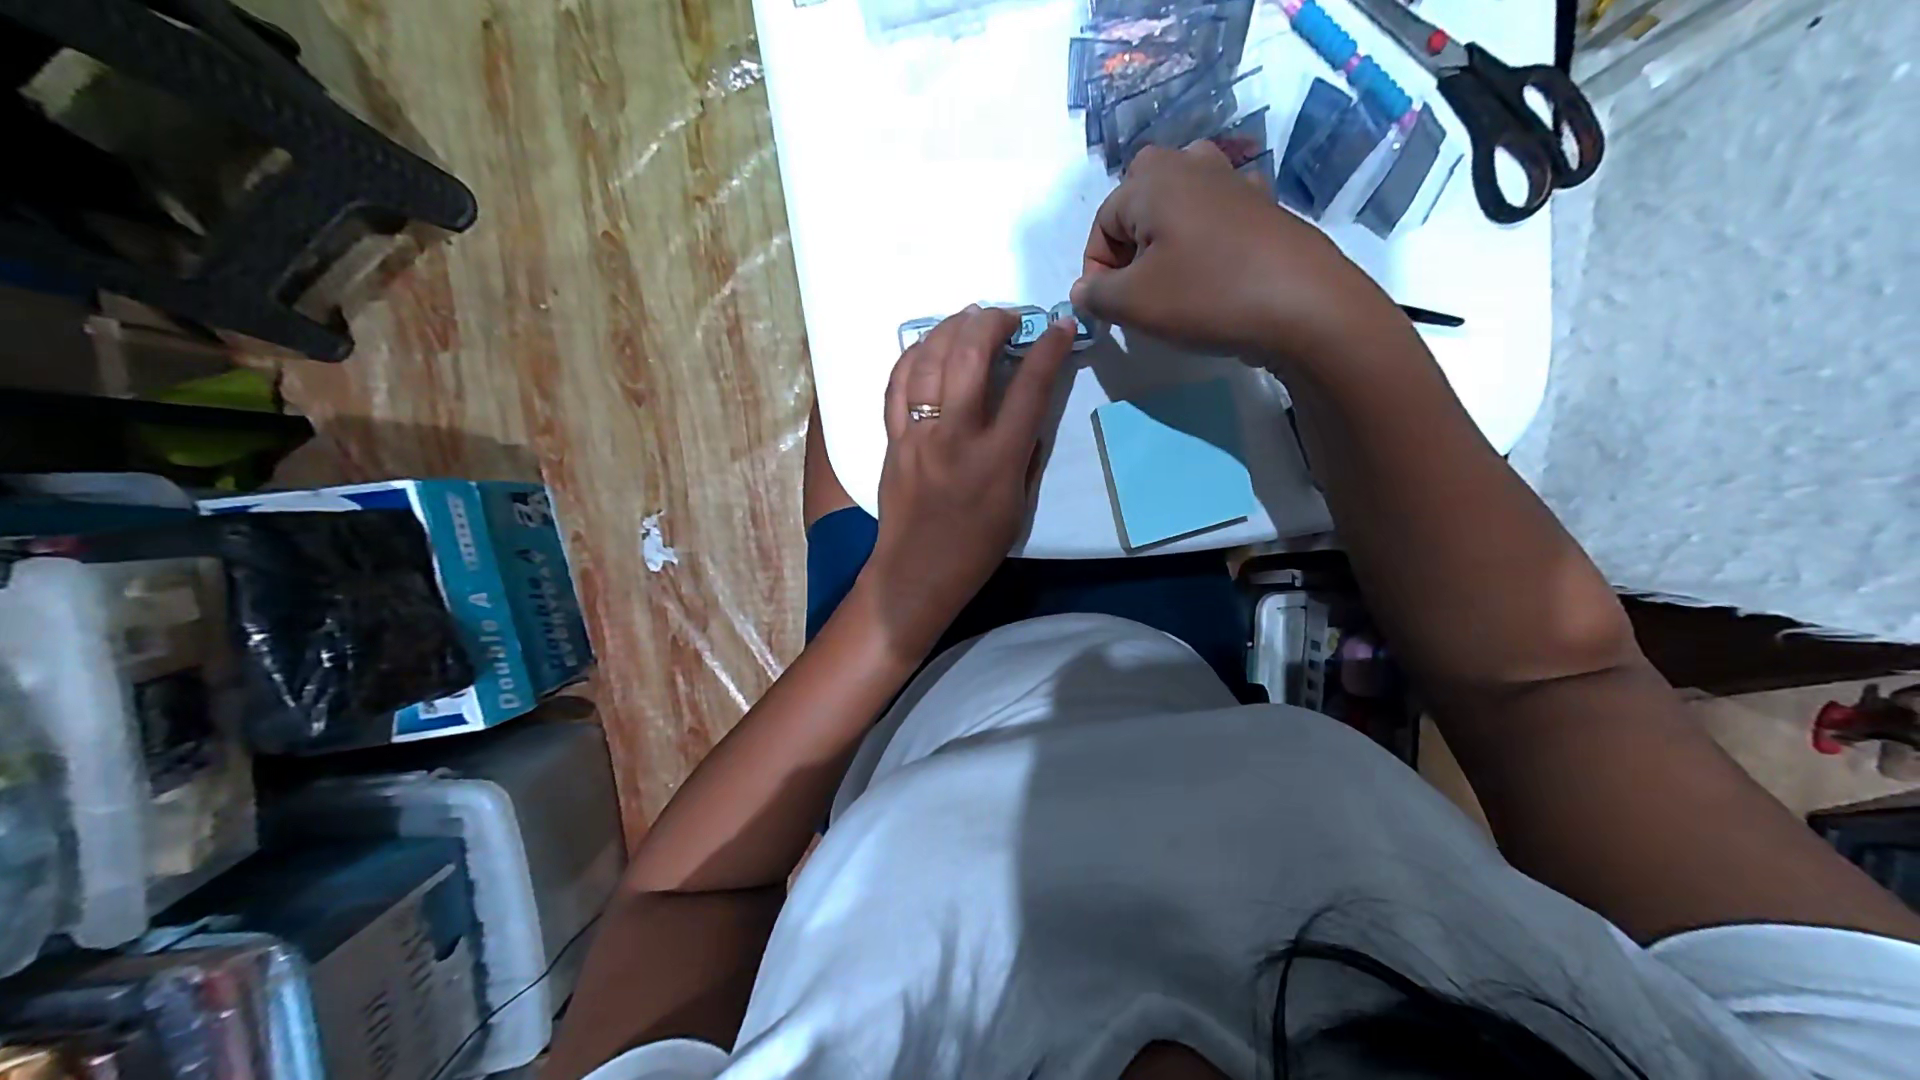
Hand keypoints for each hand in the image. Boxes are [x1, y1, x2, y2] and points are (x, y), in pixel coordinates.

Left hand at [856, 306, 1073, 658]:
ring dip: (952, 328)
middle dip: (992, 322)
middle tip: (1009, 316)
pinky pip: (898, 383)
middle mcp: (955, 437)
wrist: (915, 574)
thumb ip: (1026, 453)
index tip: (1060, 326)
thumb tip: (1026, 410)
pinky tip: (929, 344)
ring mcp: (917, 435)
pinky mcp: (892, 439)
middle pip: (970, 357)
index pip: (1028, 388)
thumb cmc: (975, 548)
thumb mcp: (1019, 505)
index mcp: (997, 460)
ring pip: (929, 360)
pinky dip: (914, 354)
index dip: (1048, 349)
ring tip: (970, 317)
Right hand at [1071, 142, 1398, 359]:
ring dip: (1163, 241)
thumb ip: (1095, 294)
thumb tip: (1084, 290)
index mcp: (1153, 179)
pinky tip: (1211, 274)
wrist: (1304, 306)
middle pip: (1139, 201)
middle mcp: (1192, 164)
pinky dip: (1201, 241)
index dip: (1095, 270)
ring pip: (1178, 205)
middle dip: (1128, 246)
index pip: (1101, 223)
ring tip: (1170, 282)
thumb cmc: (1205, 295)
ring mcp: (1234, 181)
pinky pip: (1214, 218)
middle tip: (1136, 288)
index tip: (1108, 308)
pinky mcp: (1264, 206)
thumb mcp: (1133, 303)